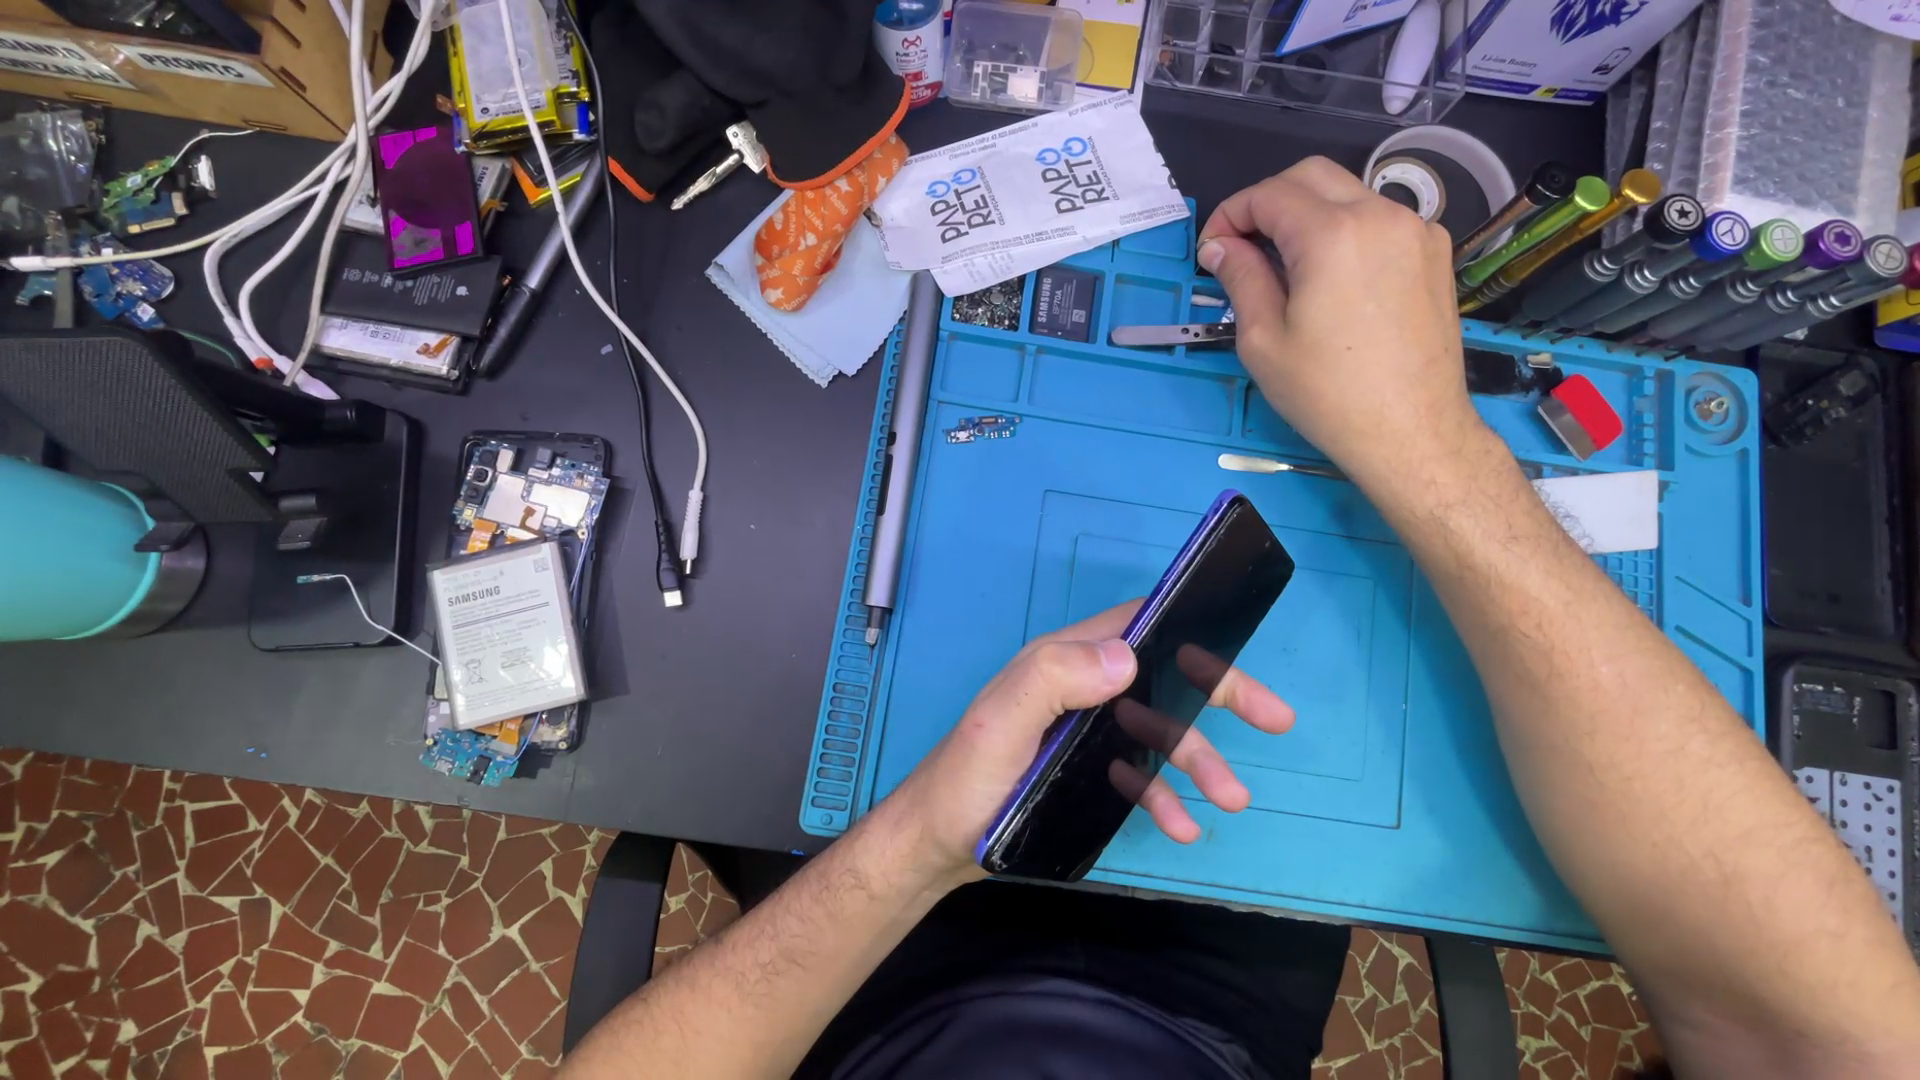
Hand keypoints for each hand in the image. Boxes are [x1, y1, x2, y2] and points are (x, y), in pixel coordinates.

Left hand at [883, 601, 1295, 889]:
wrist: (940, 842)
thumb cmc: (968, 776)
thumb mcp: (1004, 721)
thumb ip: (1055, 679)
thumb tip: (1128, 655)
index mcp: (1063, 661)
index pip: (1136, 626)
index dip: (1186, 629)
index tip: (1236, 647)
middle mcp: (1081, 689)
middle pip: (1163, 678)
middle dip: (1219, 695)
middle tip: (1275, 718)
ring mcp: (1087, 732)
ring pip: (1159, 733)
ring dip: (1200, 761)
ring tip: (1234, 799)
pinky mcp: (1087, 772)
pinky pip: (1139, 776)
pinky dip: (1166, 797)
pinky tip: (1185, 826)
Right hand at [1198, 157, 1493, 489]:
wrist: (1411, 431)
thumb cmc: (1327, 394)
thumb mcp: (1263, 340)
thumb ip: (1241, 279)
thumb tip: (1220, 247)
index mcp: (1333, 234)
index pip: (1269, 194)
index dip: (1230, 215)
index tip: (1211, 251)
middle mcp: (1381, 215)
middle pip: (1311, 176)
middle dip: (1267, 201)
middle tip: (1241, 247)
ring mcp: (1416, 231)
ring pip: (1348, 194)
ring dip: (1307, 215)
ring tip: (1284, 267)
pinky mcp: (1434, 254)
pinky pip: (1379, 221)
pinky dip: (1344, 231)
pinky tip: (1330, 278)